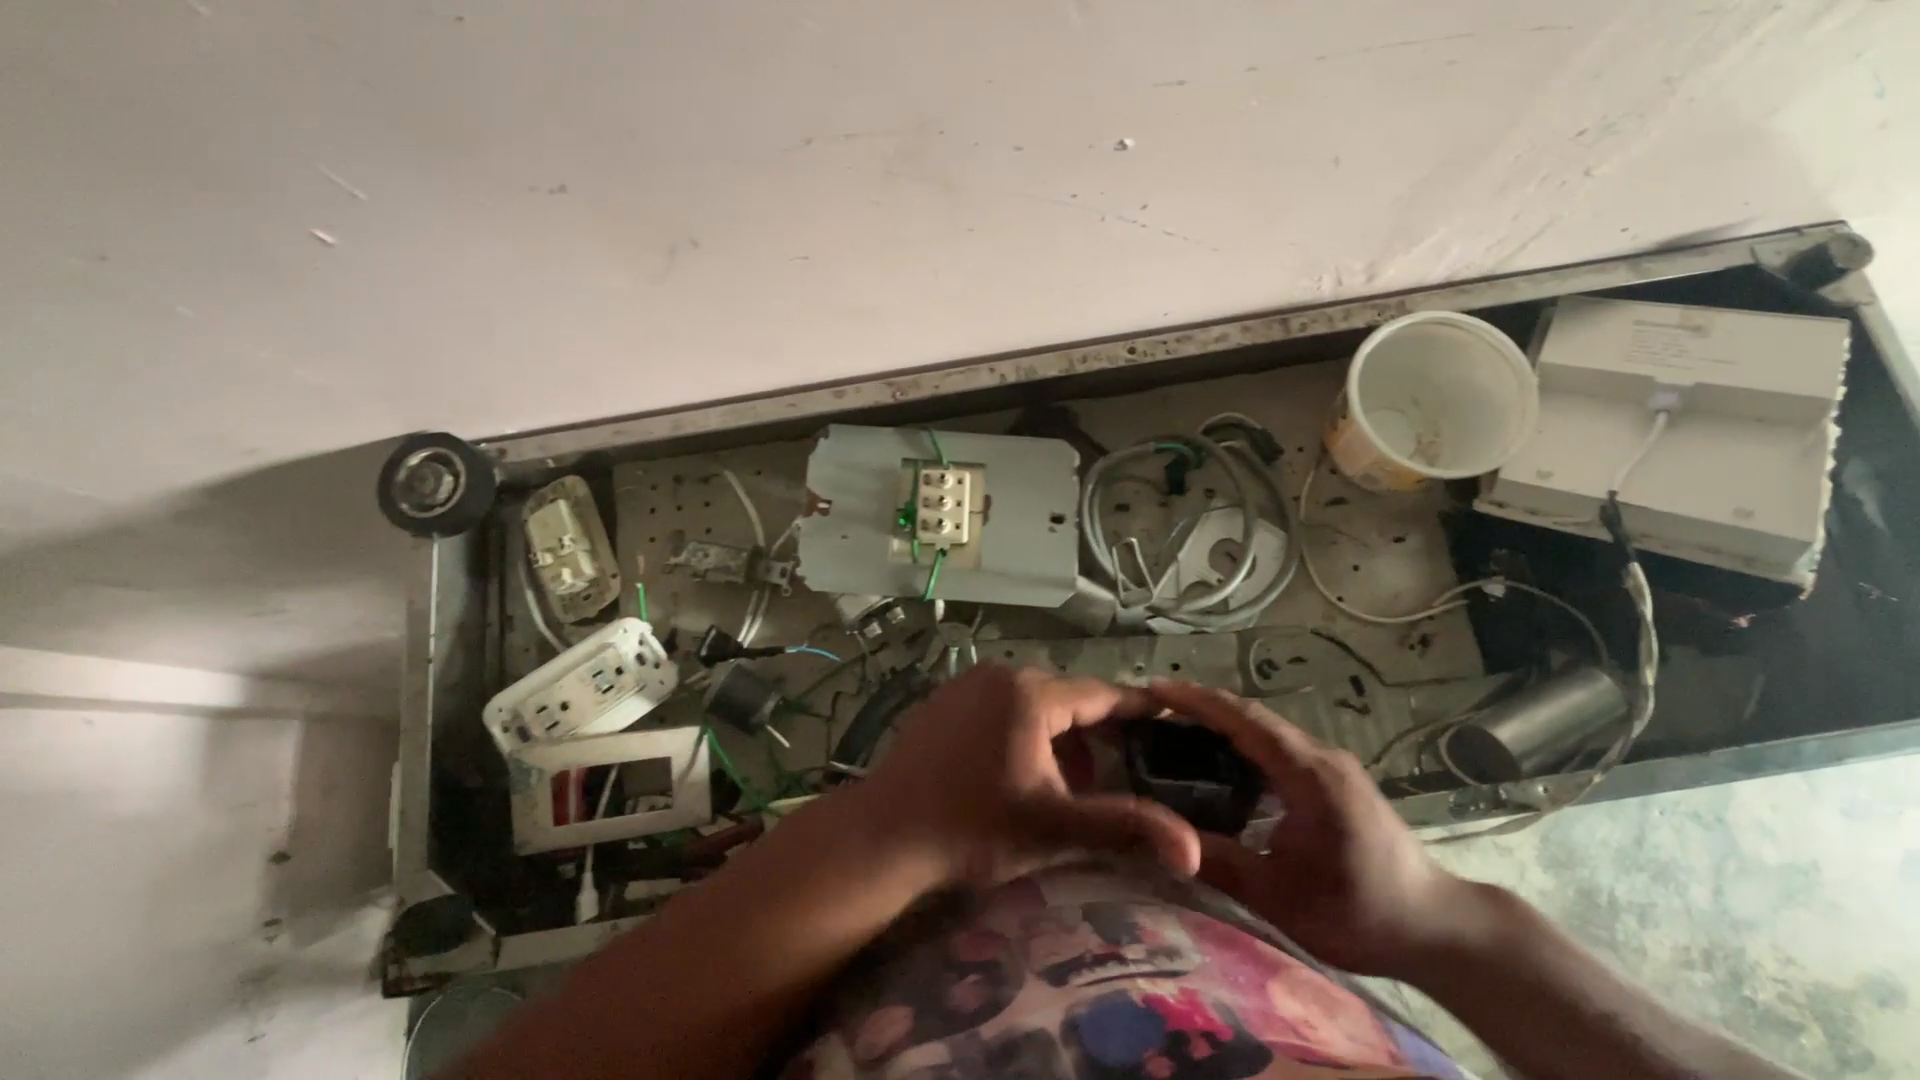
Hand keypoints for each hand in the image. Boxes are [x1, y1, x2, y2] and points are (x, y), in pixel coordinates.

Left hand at [855, 665, 1200, 888]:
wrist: (884, 836)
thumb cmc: (972, 829)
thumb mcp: (1054, 829)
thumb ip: (1125, 829)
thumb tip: (1194, 850)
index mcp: (1029, 694)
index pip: (1100, 694)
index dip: (1136, 711)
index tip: (1168, 723)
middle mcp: (996, 675)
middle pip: (1065, 699)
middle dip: (1093, 735)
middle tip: (1117, 774)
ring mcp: (963, 686)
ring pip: (1030, 703)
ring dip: (1055, 738)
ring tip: (1068, 785)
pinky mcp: (940, 704)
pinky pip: (997, 708)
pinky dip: (1019, 733)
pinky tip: (1017, 774)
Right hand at [1144, 680, 1484, 978]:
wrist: (1437, 928)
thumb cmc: (1359, 912)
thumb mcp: (1278, 895)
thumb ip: (1218, 861)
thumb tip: (1158, 837)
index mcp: (1308, 774)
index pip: (1243, 720)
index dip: (1195, 701)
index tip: (1152, 688)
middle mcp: (1321, 758)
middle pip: (1252, 717)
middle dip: (1200, 707)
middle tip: (1150, 710)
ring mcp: (1332, 767)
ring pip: (1266, 731)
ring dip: (1220, 725)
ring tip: (1172, 730)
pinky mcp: (1335, 782)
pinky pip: (1279, 749)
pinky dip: (1242, 745)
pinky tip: (1217, 764)